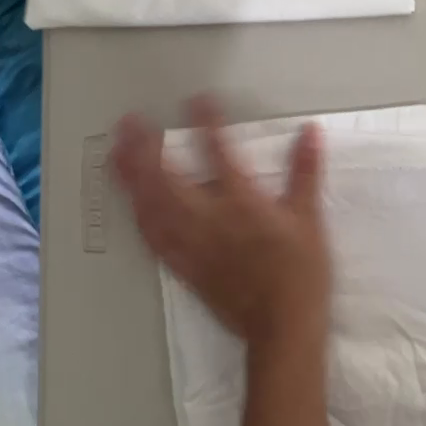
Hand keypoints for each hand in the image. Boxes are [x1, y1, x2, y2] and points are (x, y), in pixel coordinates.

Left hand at [111, 98, 332, 355]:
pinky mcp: (182, 267)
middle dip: (144, 147)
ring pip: (149, 206)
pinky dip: (137, 215)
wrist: (281, 326)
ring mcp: (189, 245)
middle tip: (130, 122)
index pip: (219, 154)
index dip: (207, 123)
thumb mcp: (309, 218)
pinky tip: (130, 203)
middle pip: (165, 178)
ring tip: (115, 153)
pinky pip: (151, 237)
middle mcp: (207, 220)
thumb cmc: (300, 271)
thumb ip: (305, 172)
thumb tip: (309, 131)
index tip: (197, 99)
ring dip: (129, 177)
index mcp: (241, 204)